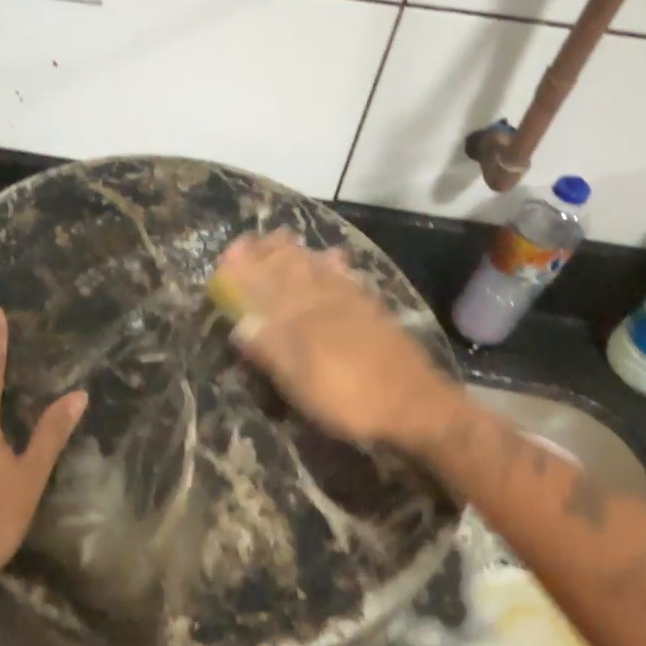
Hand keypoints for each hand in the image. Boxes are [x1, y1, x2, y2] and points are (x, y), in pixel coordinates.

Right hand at [215, 231, 447, 445]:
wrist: (416, 405)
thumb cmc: (350, 398)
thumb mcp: (300, 382)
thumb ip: (270, 350)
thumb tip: (240, 325)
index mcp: (302, 316)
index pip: (267, 283)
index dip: (247, 268)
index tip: (229, 252)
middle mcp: (325, 300)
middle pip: (294, 268)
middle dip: (271, 252)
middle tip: (254, 239)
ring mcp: (354, 303)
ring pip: (320, 268)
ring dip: (299, 253)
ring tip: (284, 240)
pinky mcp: (374, 311)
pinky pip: (346, 277)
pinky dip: (333, 264)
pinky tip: (333, 258)